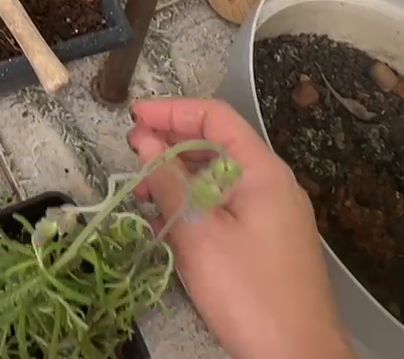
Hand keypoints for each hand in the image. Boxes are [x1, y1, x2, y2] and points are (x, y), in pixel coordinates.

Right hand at [129, 97, 353, 358]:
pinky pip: (225, 203)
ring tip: (141, 188)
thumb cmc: (249, 292)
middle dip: (170, 142)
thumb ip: (167, 181)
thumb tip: (142, 140)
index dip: (171, 110)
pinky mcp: (267, 240)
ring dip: (178, 175)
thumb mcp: (198, 233)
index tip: (133, 115)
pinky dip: (194, 200)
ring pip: (218, 175)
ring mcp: (272, 213)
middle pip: (217, 143)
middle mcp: (271, 183)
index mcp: (262, 170)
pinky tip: (167, 216)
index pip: (215, 117)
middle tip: (131, 149)